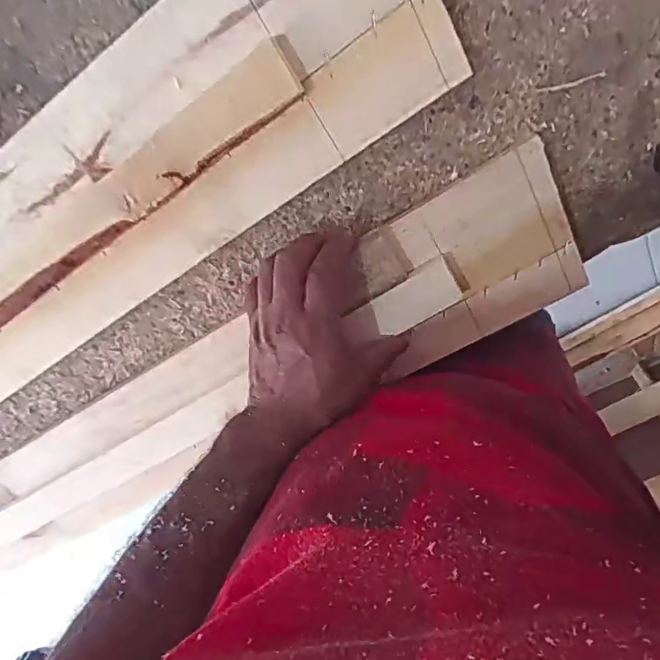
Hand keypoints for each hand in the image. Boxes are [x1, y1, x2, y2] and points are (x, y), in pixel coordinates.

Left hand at [244, 232, 408, 448]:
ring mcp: (265, 318)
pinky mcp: (252, 327)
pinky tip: (274, 274)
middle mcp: (287, 312)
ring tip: (302, 249)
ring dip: (286, 252)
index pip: (324, 272)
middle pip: (291, 261)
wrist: (280, 421)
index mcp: (317, 321)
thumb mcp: (362, 377)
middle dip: (309, 242)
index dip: (336, 250)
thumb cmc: (323, 399)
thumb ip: (384, 353)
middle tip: (326, 238)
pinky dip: (264, 274)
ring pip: (268, 269)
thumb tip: (406, 339)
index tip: (348, 238)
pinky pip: (253, 289)